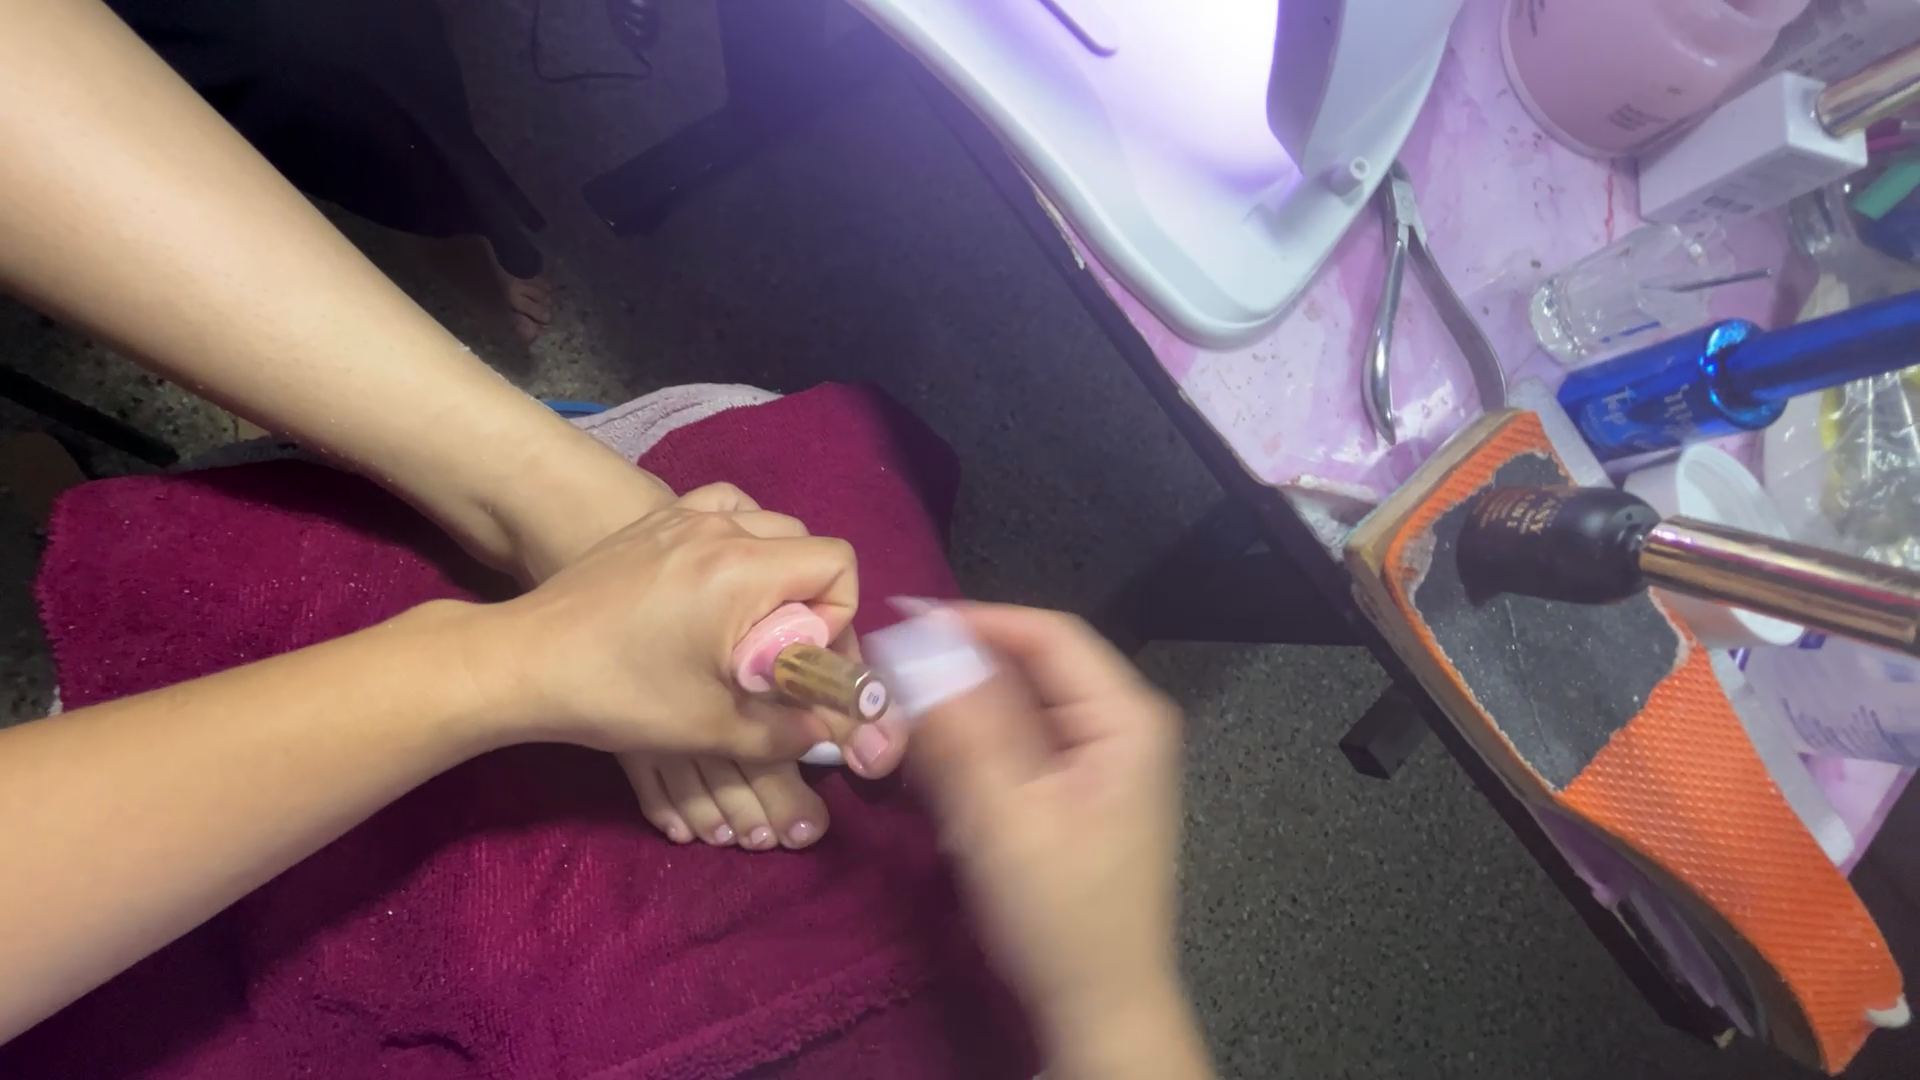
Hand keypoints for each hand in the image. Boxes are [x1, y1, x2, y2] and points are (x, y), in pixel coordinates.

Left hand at [464, 483, 866, 760]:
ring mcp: (687, 514)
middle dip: (813, 597)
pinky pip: (728, 508)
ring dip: (780, 567)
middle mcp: (724, 527)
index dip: (838, 613)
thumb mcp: (712, 726)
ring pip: (772, 524)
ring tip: (751, 610)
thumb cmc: (619, 694)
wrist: (522, 663)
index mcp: (743, 569)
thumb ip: (787, 730)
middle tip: (779, 646)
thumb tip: (828, 727)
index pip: (838, 563)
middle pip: (811, 545)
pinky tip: (721, 569)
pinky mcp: (659, 518)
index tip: (800, 656)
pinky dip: (743, 535)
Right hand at [912, 606, 1208, 1078]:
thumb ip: (962, 728)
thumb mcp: (1004, 817)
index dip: (975, 620)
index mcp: (1124, 716)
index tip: (904, 622)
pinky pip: (1015, 737)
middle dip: (958, 668)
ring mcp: (1097, 752)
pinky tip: (932, 755)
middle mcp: (1118, 721)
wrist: (1098, 1006)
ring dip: (958, 706)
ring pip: (1016, 701)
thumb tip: (918, 645)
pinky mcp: (1073, 780)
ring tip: (903, 716)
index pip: (1048, 635)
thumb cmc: (1062, 917)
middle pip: (1030, 666)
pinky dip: (971, 739)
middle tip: (891, 675)